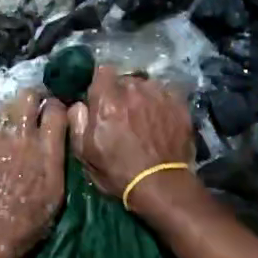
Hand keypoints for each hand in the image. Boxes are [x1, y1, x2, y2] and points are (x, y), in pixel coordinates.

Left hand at [0, 88, 66, 257]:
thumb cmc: (27, 222)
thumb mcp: (56, 193)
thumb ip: (59, 159)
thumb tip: (58, 137)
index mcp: (47, 150)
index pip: (56, 110)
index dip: (56, 107)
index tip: (52, 112)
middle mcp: (22, 137)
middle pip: (28, 96)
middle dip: (32, 98)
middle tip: (31, 109)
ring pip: (3, 105)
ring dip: (9, 110)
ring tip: (8, 123)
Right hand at [67, 66, 195, 202]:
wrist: (160, 185)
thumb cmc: (117, 172)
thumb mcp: (84, 152)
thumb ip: (77, 121)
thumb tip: (78, 104)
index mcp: (107, 100)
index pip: (102, 71)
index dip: (100, 84)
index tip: (100, 98)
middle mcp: (134, 90)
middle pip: (126, 79)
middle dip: (122, 92)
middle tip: (122, 113)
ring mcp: (160, 95)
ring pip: (147, 86)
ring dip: (143, 97)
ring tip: (144, 117)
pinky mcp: (180, 104)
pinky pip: (167, 94)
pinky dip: (161, 103)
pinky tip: (161, 120)